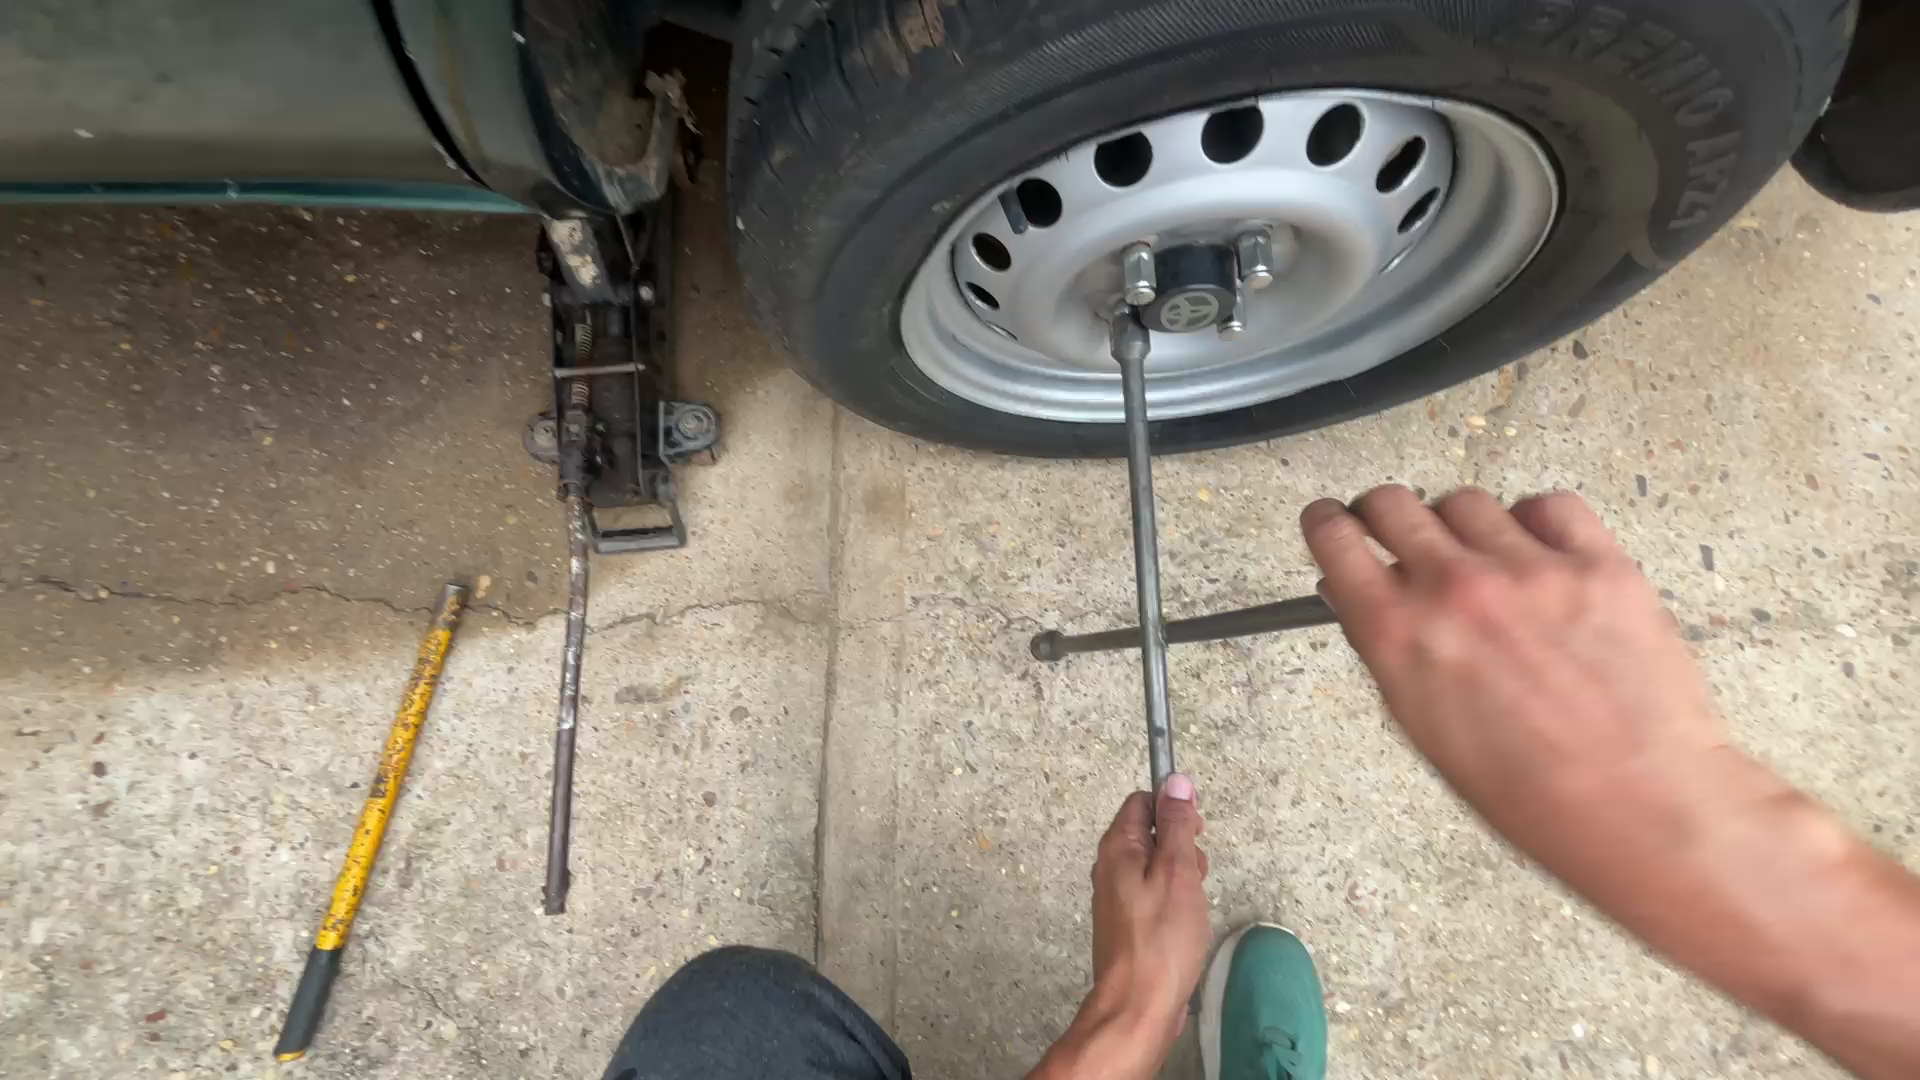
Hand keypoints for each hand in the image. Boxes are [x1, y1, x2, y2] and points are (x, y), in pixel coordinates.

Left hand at [1028, 776, 1211, 1079]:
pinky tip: (1186, 922)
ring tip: (1193, 902)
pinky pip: (1153, 892)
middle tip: (1198, 871)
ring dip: (1181, 874)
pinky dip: (1173, 898)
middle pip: (1149, 831)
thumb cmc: (1161, 937)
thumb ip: (1176, 825)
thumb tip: (1176, 780)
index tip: (1197, 830)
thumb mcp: (1177, 871)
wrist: (1137, 1005)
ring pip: (1154, 864)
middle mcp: (1110, 865)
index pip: (1142, 801)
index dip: (1172, 807)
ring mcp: (1116, 895)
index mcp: (1116, 846)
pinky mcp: (1126, 921)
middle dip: (1180, 844)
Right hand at [1297, 486, 1745, 902]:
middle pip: (1390, 501)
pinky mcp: (1598, 566)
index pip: (1332, 535)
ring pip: (1463, 500)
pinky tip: (1533, 553)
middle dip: (1381, 514)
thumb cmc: (1518, 780)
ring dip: (1457, 525)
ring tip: (1476, 558)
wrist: (1634, 803)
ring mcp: (1527, 571)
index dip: (1322, 520)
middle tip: (1393, 531)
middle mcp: (1453, 588)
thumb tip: (1351, 590)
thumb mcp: (1411, 714)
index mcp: (1396, 629)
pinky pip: (1547, 504)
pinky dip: (1532, 520)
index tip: (1328, 519)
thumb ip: (1376, 640)